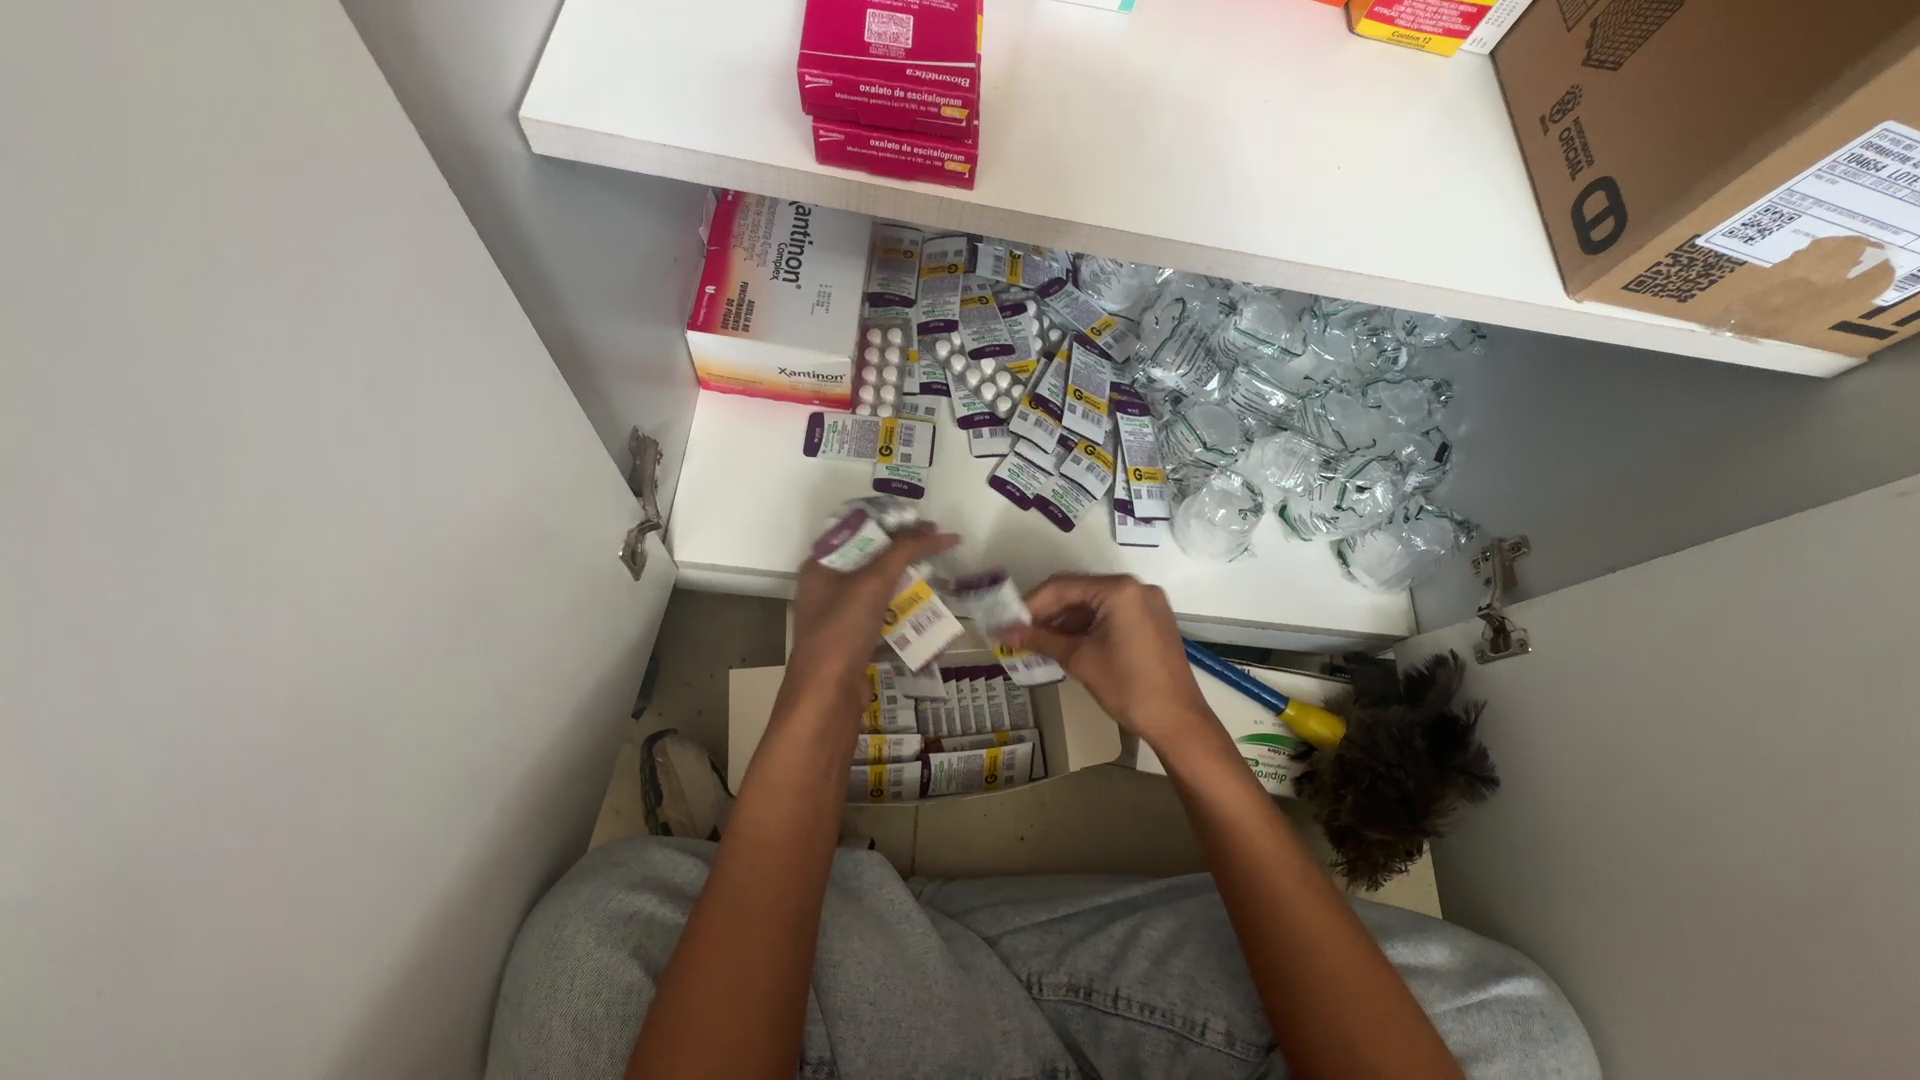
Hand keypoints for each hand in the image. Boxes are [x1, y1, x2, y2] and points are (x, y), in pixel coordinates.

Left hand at [784, 523, 958, 720]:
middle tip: (937, 548)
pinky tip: (926, 613)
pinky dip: (903, 614)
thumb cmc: (843, 629)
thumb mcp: (874, 581)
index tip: (924, 523)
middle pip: (870, 560)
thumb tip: (939, 531)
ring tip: (937, 578)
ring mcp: (840, 617)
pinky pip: (883, 618)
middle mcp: (826, 587)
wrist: (828, 693)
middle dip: (903, 554)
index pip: (857, 530)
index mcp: (820, 566)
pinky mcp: (854, 642)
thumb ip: (906, 550)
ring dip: (907, 585)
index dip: (891, 523)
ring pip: (879, 590)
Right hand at [1011, 574, 1218, 750]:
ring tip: (1039, 644)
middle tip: (1020, 633)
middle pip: (1079, 592)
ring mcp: (1147, 605)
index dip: (1030, 605)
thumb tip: (1004, 632)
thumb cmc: (1127, 686)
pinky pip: (1112, 616)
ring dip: (1066, 622)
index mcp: (1119, 590)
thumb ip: (1041, 639)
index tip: (1007, 623)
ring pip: (1095, 605)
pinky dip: (1088, 628)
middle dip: (1048, 613)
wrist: (1177, 721)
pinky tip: (1067, 646)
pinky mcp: (1152, 622)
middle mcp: (1136, 588)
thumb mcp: (1079, 659)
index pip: (1062, 587)